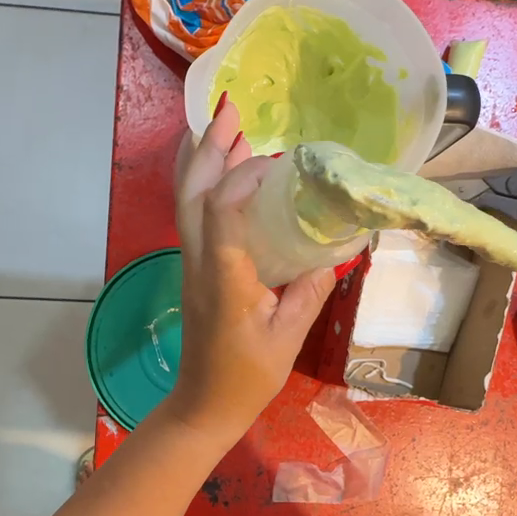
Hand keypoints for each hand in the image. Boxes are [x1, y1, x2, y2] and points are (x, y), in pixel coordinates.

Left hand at [159, 101, 334, 439]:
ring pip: (185, 202)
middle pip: (191, 195)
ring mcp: (190, 266)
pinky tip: (220, 169)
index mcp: (224, 280)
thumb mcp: (288, 338)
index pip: (221, 213)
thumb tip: (331, 250)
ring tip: (226, 123)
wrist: (204, 405)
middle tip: (233, 110)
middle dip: (209, 149)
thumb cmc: (246, 378)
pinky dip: (203, 184)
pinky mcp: (194, 270)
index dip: (242, 179)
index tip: (274, 163)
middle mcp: (199, 265)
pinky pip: (192, 216)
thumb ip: (310, 290)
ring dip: (202, 160)